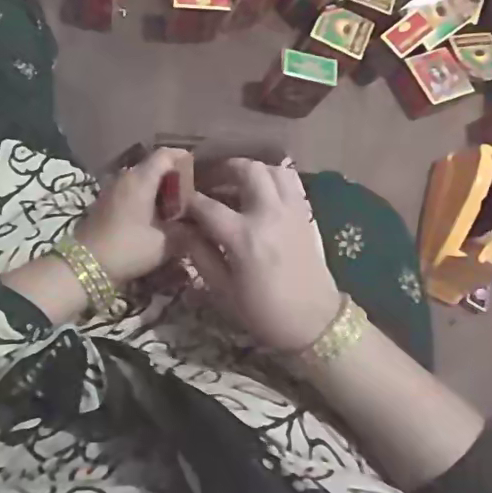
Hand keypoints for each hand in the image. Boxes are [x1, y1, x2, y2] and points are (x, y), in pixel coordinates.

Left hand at [77, 147, 195, 285]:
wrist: (85, 265)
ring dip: (159, 189)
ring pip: (141, 179)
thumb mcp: (164, 243)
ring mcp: (112, 189)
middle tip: (192, 194)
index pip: (165, 154)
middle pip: (153, 166)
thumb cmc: (128, 249)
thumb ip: (185, 230)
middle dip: (174, 177)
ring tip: (176, 207)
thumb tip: (198, 224)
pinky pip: (131, 191)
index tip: (199, 168)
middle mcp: (125, 177)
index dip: (184, 157)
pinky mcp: (105, 202)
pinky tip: (156, 217)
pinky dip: (146, 198)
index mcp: (141, 179)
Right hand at [181, 159, 343, 351]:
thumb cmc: (263, 311)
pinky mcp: (306, 214)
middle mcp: (268, 214)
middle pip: (245, 170)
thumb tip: (180, 228)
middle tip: (208, 182)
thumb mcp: (222, 289)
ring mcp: (292, 210)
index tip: (177, 202)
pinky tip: (261, 192)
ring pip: (272, 169)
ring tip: (236, 183)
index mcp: (243, 236)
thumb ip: (200, 253)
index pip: (206, 205)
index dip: (187, 200)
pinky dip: (273, 178)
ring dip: (250, 170)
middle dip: (222, 170)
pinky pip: (291, 181)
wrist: (314, 323)